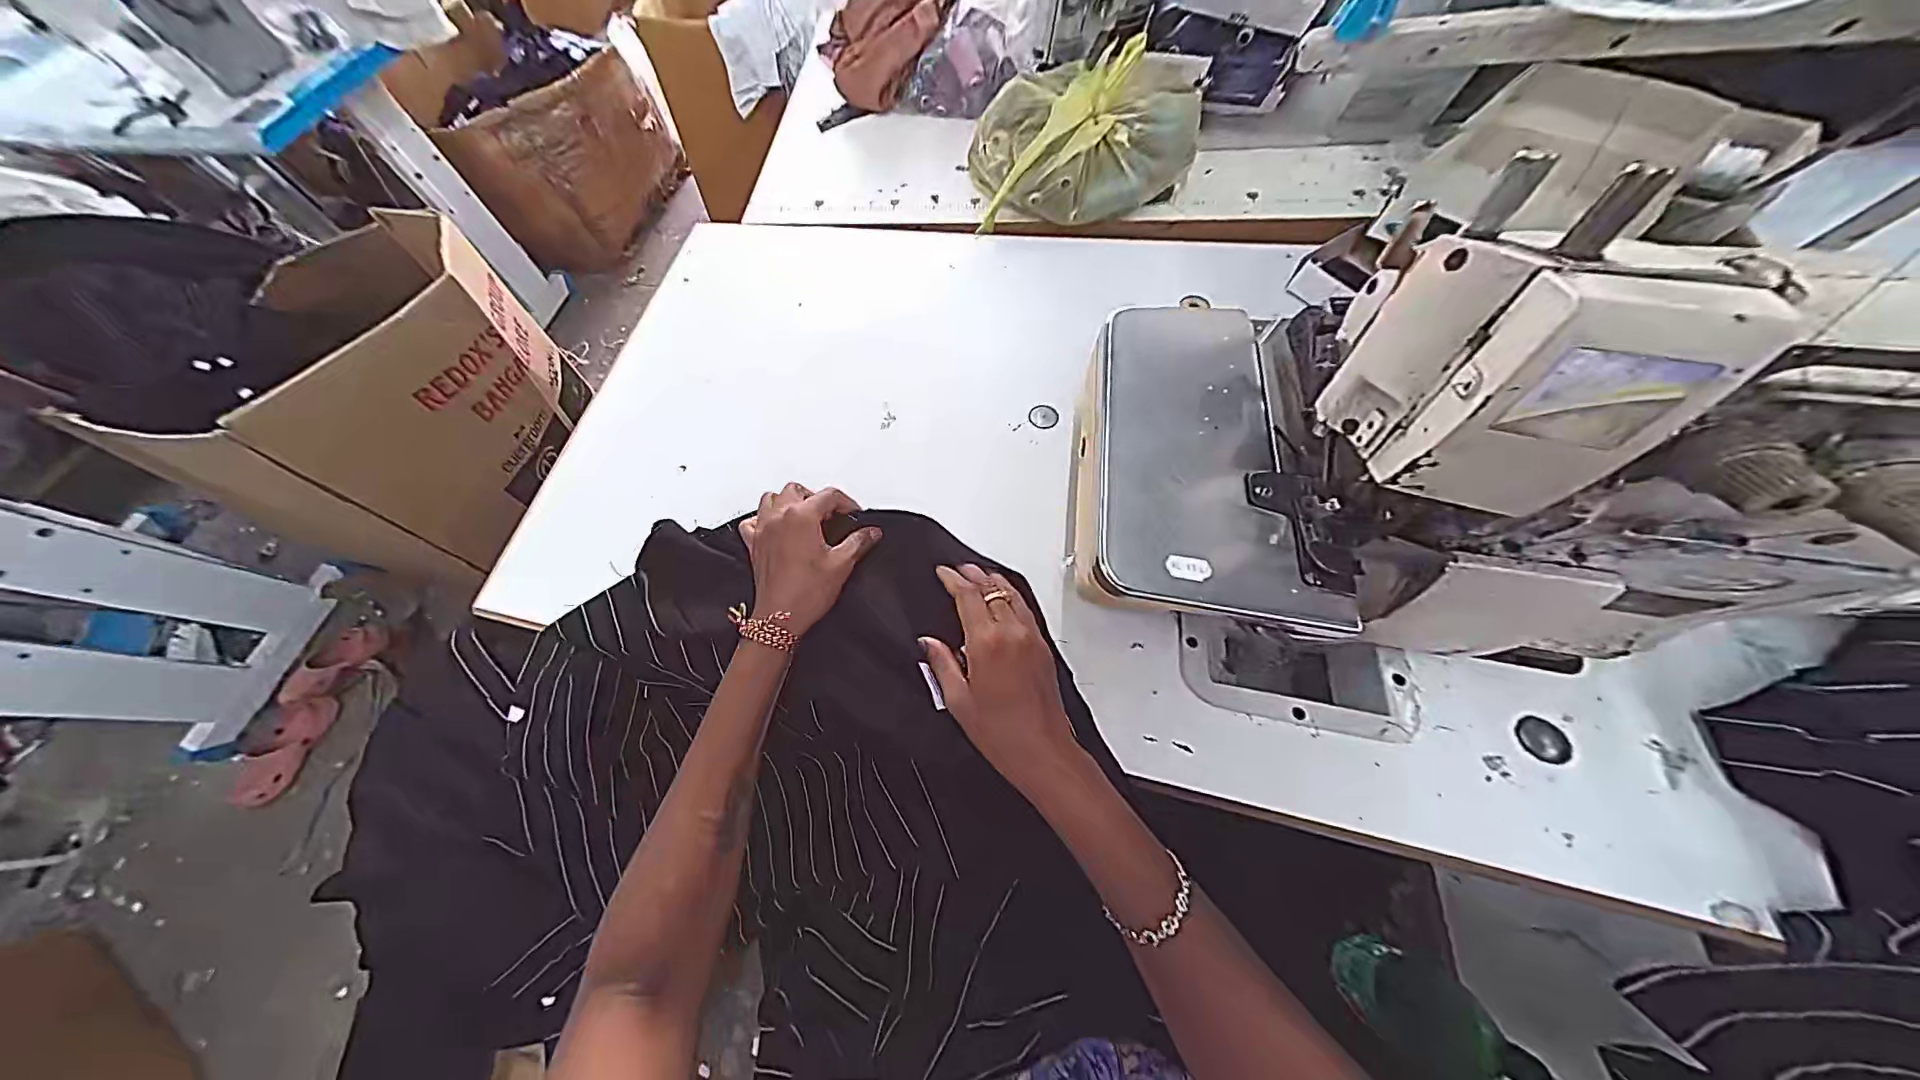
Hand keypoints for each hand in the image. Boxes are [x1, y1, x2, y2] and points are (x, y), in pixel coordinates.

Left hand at [739, 484, 881, 636]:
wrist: (779, 618)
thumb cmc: (804, 594)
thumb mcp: (842, 564)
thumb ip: (859, 542)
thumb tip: (870, 533)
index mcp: (801, 517)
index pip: (829, 495)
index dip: (847, 503)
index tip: (853, 514)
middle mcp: (778, 518)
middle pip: (798, 490)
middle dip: (818, 498)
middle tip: (832, 515)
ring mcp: (763, 530)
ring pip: (772, 498)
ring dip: (790, 501)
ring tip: (806, 515)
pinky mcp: (754, 544)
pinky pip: (753, 520)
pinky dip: (764, 518)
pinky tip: (777, 527)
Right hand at [921, 564, 1085, 800]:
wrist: (1042, 751)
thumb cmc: (1004, 734)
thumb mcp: (958, 700)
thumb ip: (942, 664)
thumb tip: (929, 644)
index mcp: (987, 643)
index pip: (968, 595)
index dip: (953, 579)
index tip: (943, 573)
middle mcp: (1013, 634)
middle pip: (991, 589)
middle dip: (973, 575)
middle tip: (958, 571)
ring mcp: (1032, 638)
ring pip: (1012, 595)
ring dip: (993, 582)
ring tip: (979, 577)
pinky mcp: (1043, 647)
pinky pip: (1025, 609)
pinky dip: (1011, 597)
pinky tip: (1004, 601)